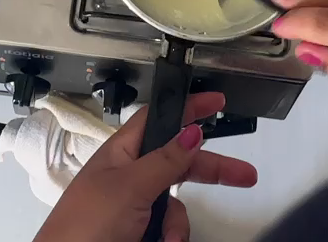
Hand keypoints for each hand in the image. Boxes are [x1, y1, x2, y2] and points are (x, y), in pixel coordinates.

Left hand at [33, 90, 257, 241]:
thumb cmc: (84, 225)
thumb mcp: (130, 186)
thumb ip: (165, 160)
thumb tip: (192, 130)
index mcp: (122, 151)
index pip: (161, 117)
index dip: (188, 107)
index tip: (216, 100)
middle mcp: (131, 176)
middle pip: (179, 164)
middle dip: (210, 171)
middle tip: (243, 176)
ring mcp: (136, 208)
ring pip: (177, 206)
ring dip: (177, 225)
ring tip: (163, 239)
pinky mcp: (140, 234)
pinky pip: (170, 231)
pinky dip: (171, 239)